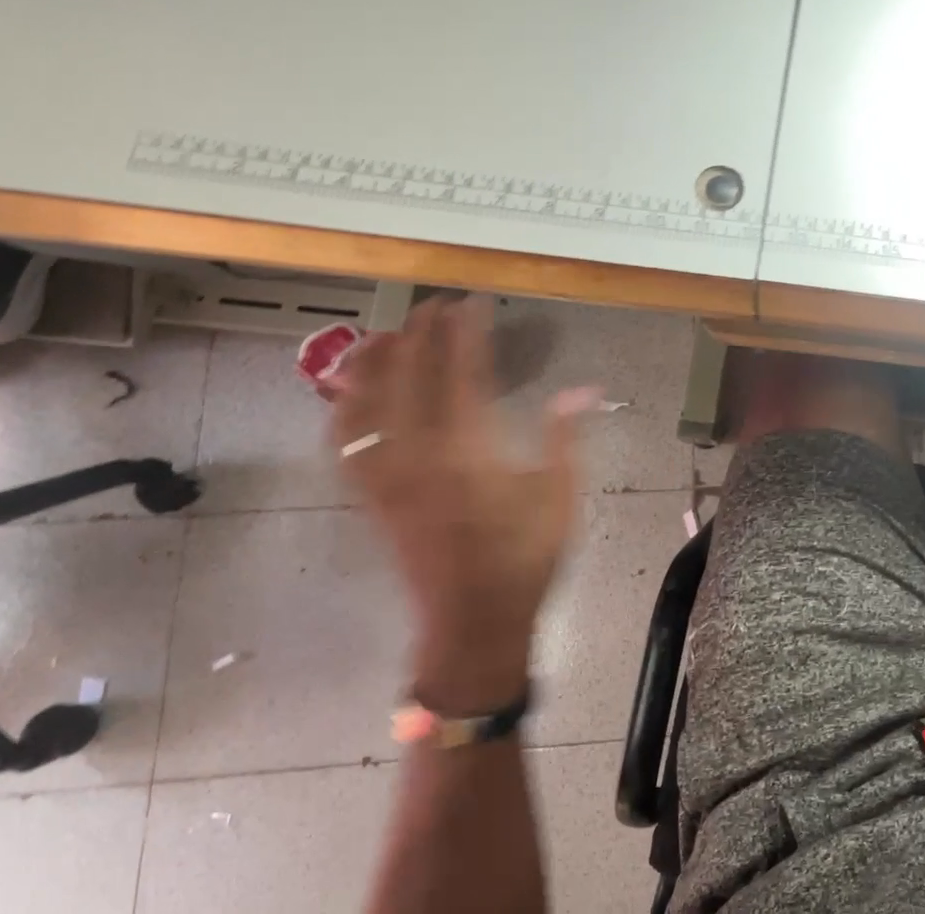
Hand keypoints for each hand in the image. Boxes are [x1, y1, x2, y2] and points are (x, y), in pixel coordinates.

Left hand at [331, 296, 596, 711]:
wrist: (473, 620)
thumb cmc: (526, 560)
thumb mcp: (561, 498)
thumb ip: (564, 439)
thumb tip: (581, 390)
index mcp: (472, 452)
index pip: (462, 373)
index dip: (466, 333)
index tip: (472, 303)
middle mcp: (420, 455)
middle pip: (408, 377)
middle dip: (419, 334)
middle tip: (433, 305)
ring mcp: (388, 476)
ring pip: (365, 404)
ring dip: (373, 362)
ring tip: (386, 335)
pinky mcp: (371, 496)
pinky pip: (344, 444)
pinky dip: (343, 410)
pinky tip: (350, 394)